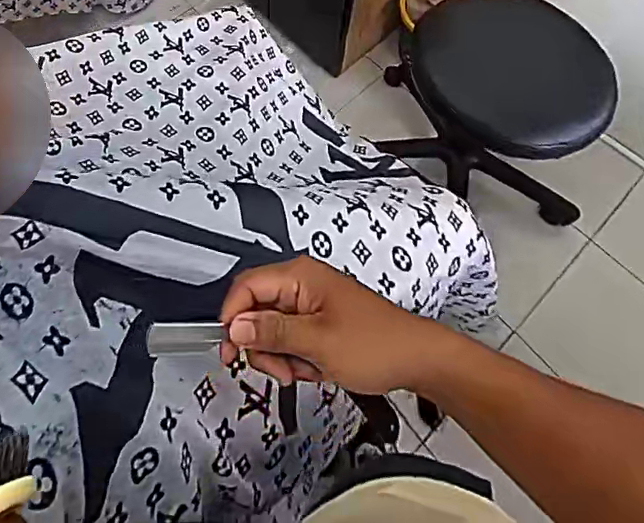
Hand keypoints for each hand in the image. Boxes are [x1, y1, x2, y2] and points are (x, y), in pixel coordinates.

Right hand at [218, 255, 462, 393]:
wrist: (412, 358)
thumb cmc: (377, 343)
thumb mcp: (318, 342)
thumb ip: (273, 333)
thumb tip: (237, 326)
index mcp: (300, 276)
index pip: (246, 286)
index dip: (232, 318)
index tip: (231, 349)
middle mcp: (303, 283)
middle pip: (254, 310)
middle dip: (261, 345)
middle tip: (280, 366)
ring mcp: (309, 302)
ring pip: (269, 330)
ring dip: (281, 357)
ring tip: (305, 367)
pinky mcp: (316, 319)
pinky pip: (288, 339)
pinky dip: (295, 359)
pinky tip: (315, 367)